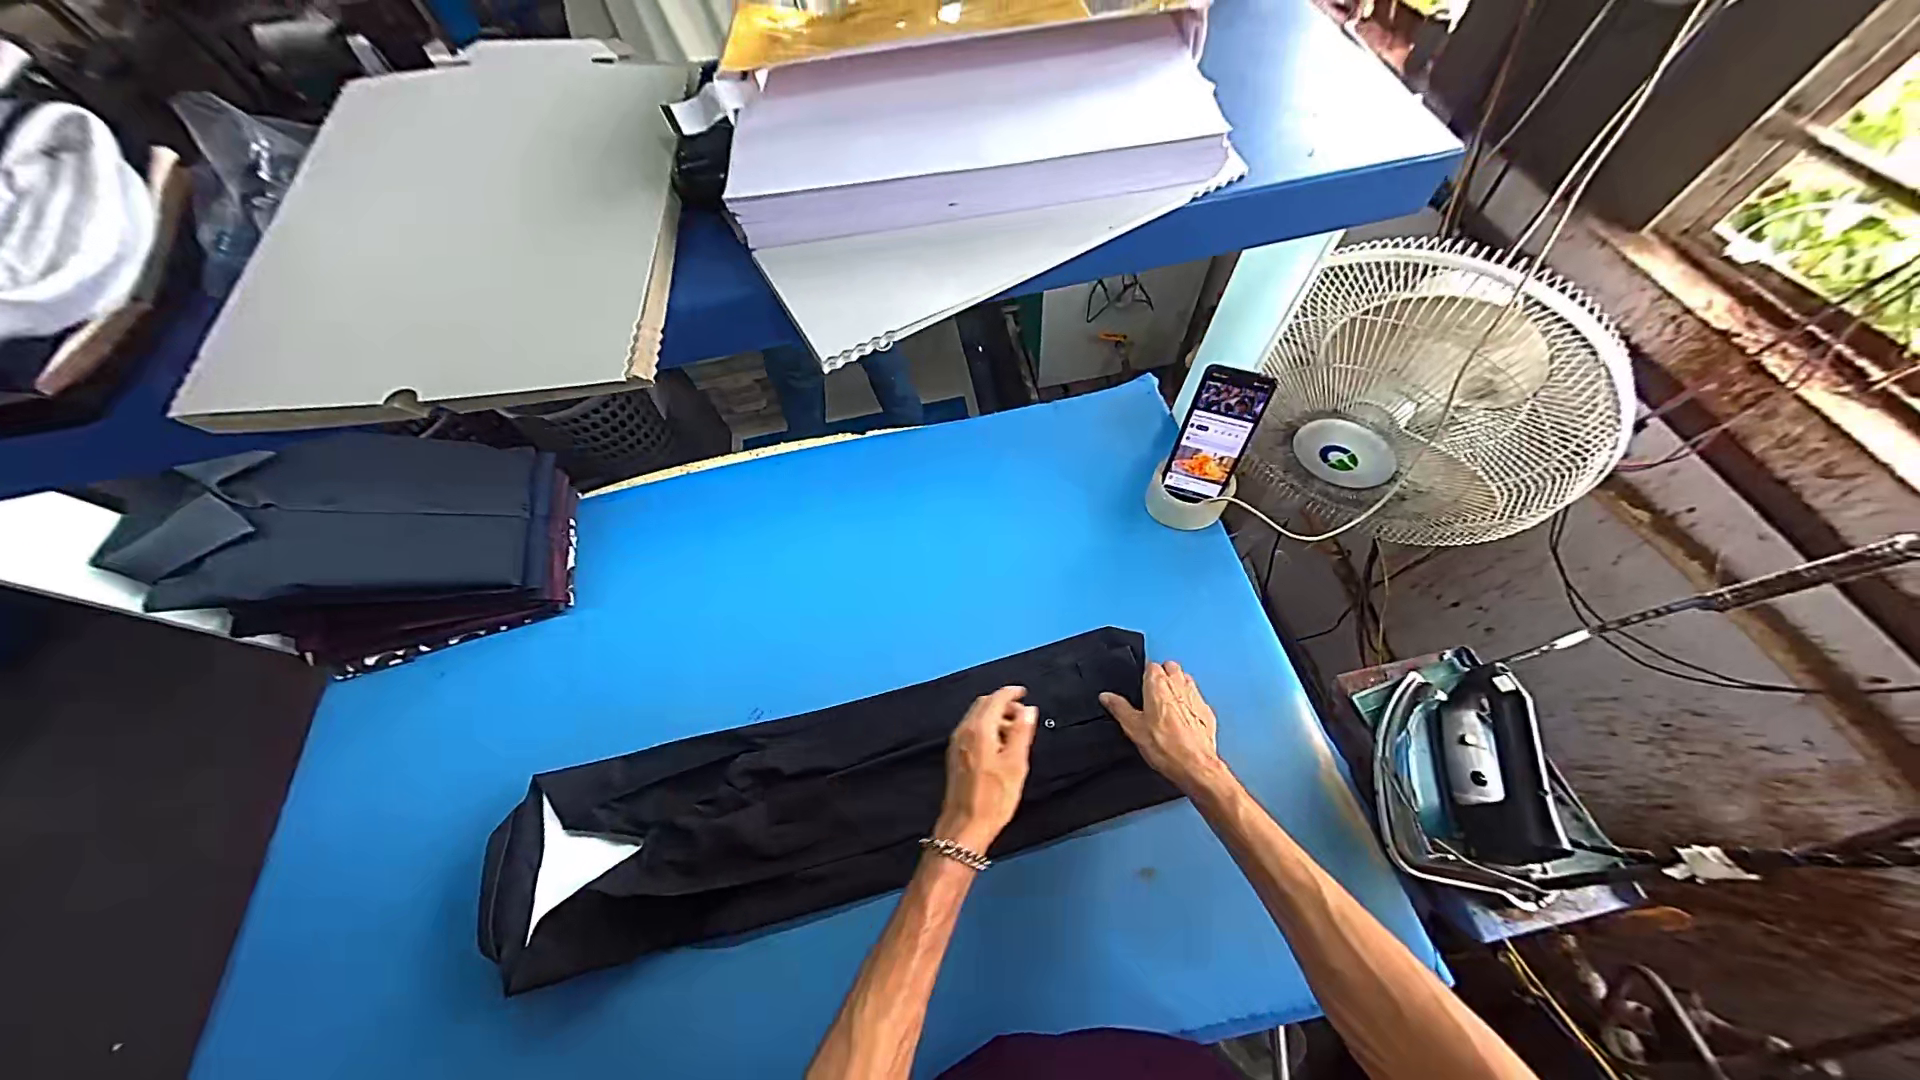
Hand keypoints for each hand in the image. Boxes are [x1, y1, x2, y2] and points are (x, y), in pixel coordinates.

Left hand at [935, 685, 1038, 854]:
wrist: (964, 825)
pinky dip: (986, 726)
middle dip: (1003, 703)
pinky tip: (999, 744)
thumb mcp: (1016, 764)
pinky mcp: (955, 755)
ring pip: (976, 716)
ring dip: (995, 715)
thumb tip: (1028, 709)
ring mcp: (957, 743)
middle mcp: (964, 731)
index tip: (1024, 692)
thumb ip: (1022, 732)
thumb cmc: (993, 798)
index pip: (996, 699)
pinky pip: (972, 728)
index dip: (1011, 692)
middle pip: (983, 704)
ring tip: (1015, 731)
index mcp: (979, 729)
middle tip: (1022, 713)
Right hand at [1100, 660, 1230, 795]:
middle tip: (1153, 693)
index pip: (1151, 665)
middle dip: (1163, 675)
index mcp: (1158, 684)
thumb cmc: (1166, 747)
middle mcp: (1178, 685)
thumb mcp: (1133, 727)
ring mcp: (1195, 697)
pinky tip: (1182, 719)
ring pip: (1186, 680)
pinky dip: (1190, 704)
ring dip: (1177, 686)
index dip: (1145, 675)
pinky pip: (1197, 699)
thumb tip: (1107, 697)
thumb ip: (1119, 707)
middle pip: (1171, 667)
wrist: (1195, 766)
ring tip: (1167, 705)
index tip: (1140, 686)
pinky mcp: (1207, 711)